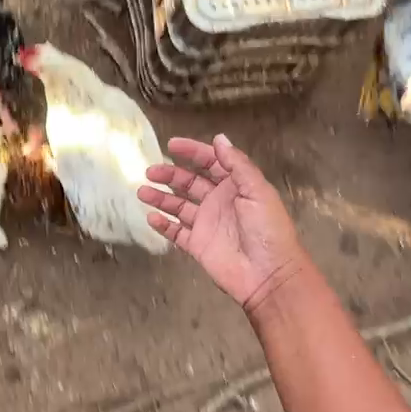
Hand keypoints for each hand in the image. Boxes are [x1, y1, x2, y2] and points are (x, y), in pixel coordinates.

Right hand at [139, 135, 306, 314]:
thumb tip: (219, 138)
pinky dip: (163, 224)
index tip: (171, 145)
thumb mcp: (257, 191)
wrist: (268, 273)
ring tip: (142, 192)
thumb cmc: (267, 229)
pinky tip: (151, 217)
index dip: (192, 152)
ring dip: (161, 198)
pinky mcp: (197, 245)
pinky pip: (176, 232)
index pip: (211, 163)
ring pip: (178, 206)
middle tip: (150, 171)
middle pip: (189, 183)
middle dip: (170, 175)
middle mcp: (219, 202)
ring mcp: (207, 224)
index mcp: (236, 186)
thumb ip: (237, 164)